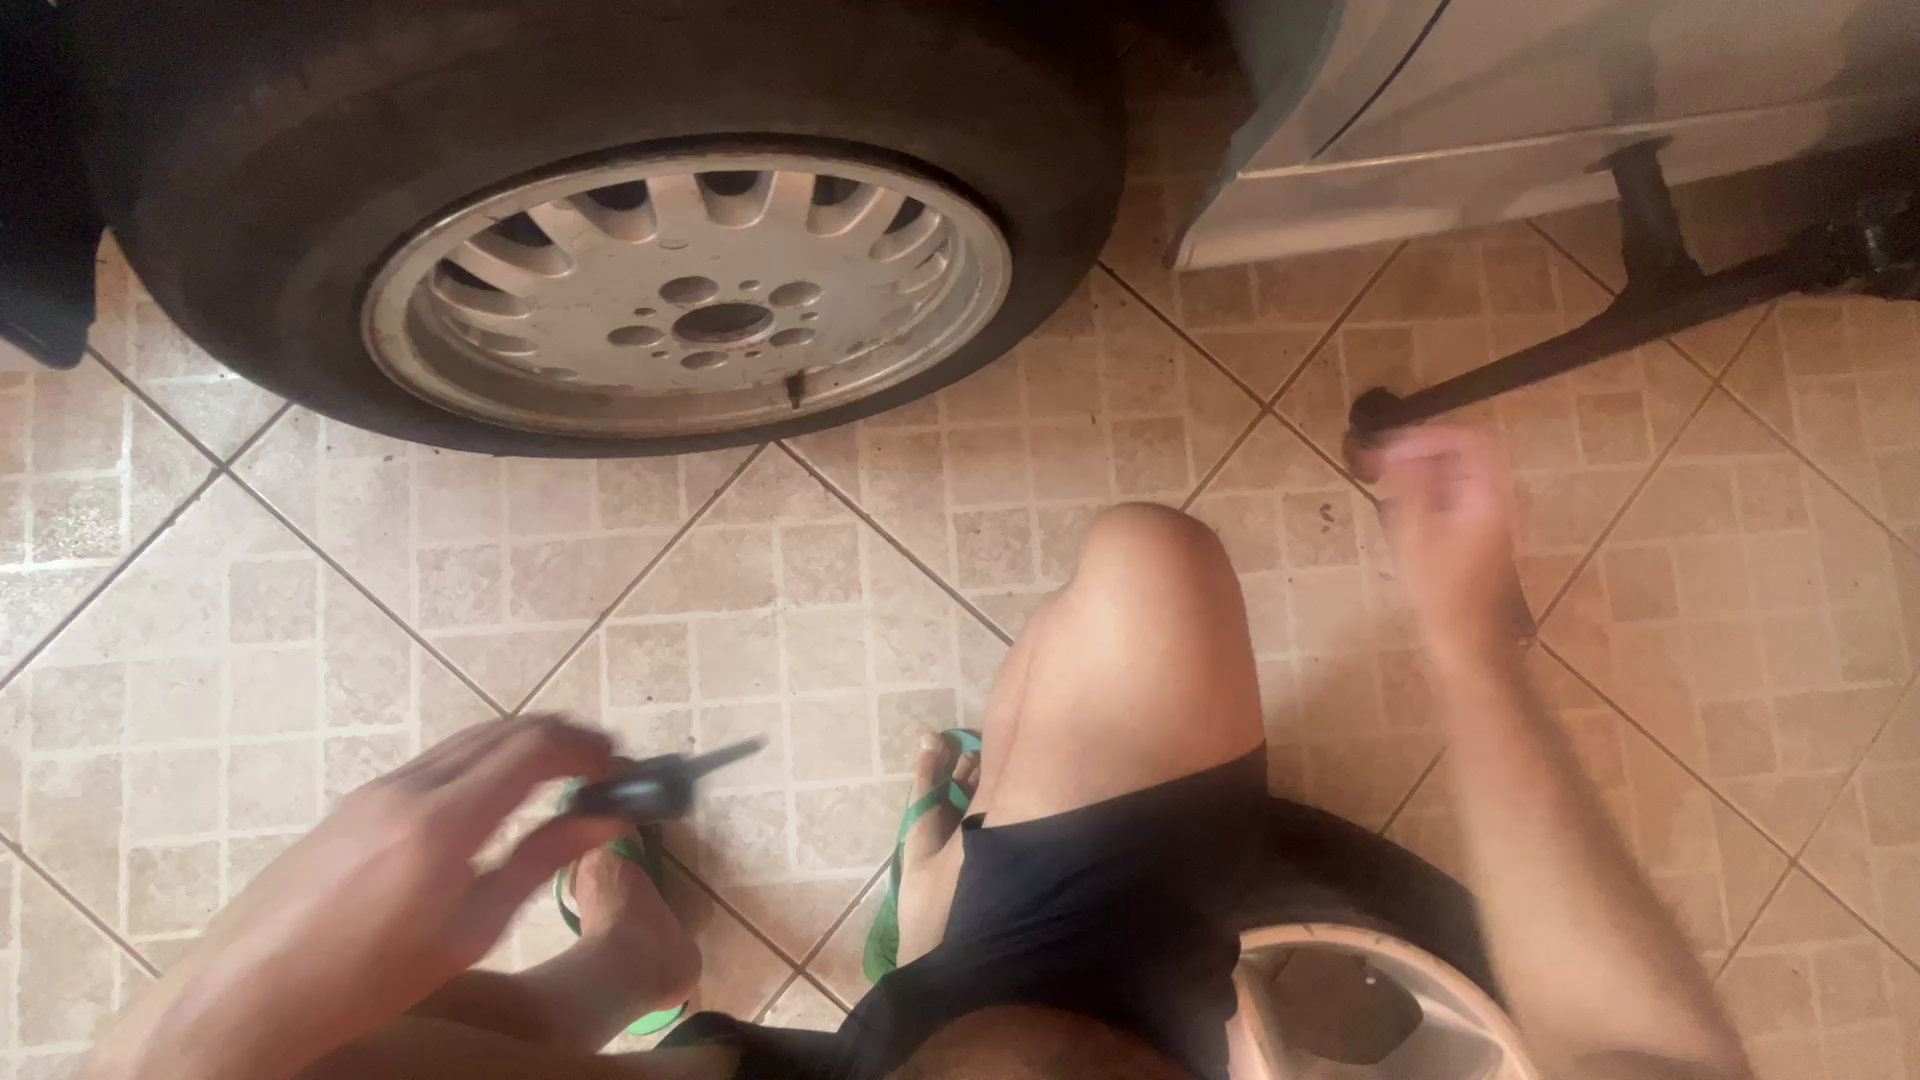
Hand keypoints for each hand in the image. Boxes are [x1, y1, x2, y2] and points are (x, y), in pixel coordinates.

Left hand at [85, 715, 629, 1079]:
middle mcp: (413, 786)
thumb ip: (543, 860)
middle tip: (603, 764)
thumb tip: (610, 818)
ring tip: (563, 771)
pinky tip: (502, 791)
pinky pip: (445, 756)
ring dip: (529, 741)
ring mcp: (381, 786)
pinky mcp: (361, 798)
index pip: (535, 747)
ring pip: (476, 736)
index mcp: (443, 822)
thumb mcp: (471, 931)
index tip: (618, 766)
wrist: (237, 1004)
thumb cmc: (366, 981)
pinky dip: (491, 755)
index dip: (587, 746)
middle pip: (509, 729)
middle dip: (566, 735)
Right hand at [1376, 427, 1521, 674]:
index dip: (1428, 435)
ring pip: (1464, 474)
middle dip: (1424, 449)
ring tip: (1388, 478)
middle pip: (1468, 454)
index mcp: (1490, 495)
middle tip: (1384, 458)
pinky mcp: (1487, 532)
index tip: (1390, 445)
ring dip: (1426, 469)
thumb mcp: (1415, 533)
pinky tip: (1405, 504)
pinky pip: (1462, 493)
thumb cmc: (1439, 589)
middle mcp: (1502, 499)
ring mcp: (1498, 516)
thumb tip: (1398, 448)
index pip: (1468, 440)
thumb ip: (1409, 484)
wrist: (1467, 637)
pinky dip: (1433, 488)